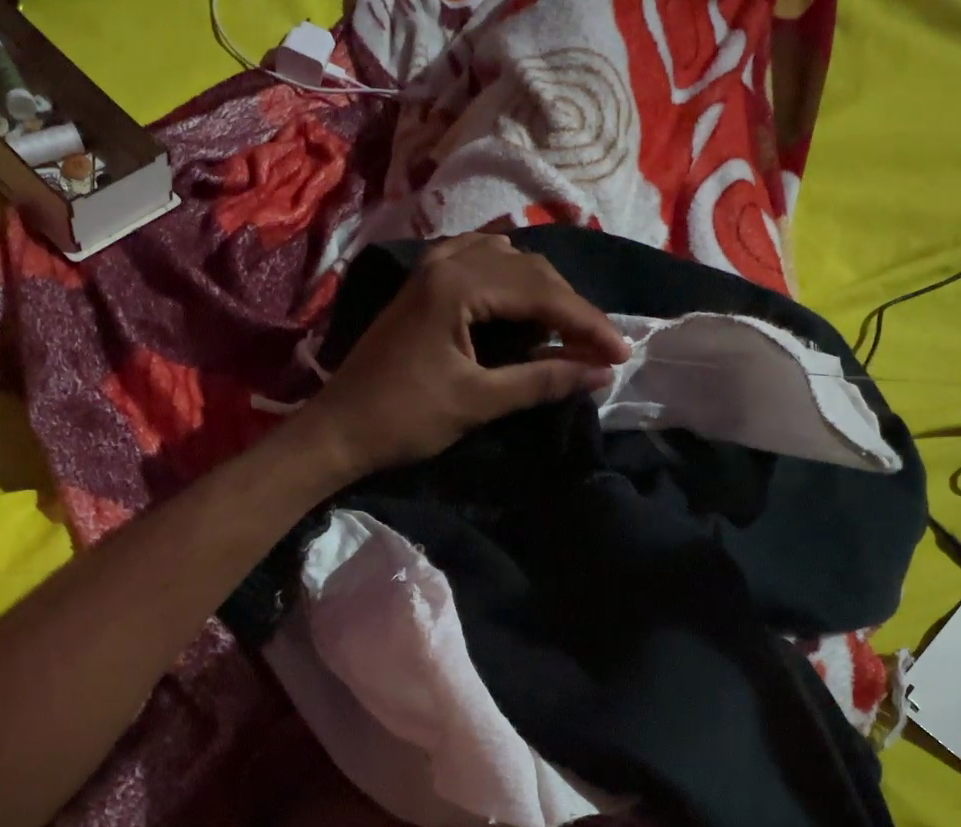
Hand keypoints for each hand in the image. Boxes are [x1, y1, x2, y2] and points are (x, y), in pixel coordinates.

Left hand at [287, 233, 629, 479]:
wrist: (339, 430)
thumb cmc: (404, 419)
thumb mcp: (478, 402)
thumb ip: (542, 381)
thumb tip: (601, 372)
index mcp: (458, 283)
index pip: (542, 292)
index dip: (587, 324)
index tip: (621, 354)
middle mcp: (446, 261)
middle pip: (529, 269)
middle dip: (569, 308)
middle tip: (600, 348)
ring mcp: (430, 269)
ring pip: (506, 263)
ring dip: (542, 293)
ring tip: (567, 332)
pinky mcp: (422, 287)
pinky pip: (478, 265)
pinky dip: (509, 282)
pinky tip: (523, 303)